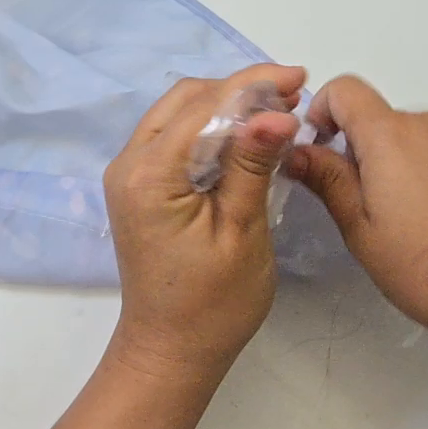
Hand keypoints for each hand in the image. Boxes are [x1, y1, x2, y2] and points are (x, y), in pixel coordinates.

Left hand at [102, 64, 304, 381]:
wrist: (170, 352)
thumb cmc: (213, 305)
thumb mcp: (242, 233)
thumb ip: (252, 166)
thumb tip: (277, 112)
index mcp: (149, 176)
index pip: (202, 106)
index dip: (251, 84)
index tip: (298, 77)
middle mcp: (128, 163)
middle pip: (185, 99)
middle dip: (240, 89)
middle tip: (293, 94)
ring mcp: (130, 172)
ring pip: (179, 112)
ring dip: (227, 104)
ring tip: (278, 109)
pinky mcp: (141, 183)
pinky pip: (175, 135)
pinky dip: (212, 126)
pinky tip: (248, 132)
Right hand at [284, 75, 427, 367]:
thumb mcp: (365, 234)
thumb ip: (328, 182)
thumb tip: (297, 151)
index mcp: (390, 136)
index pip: (344, 90)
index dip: (323, 112)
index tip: (323, 151)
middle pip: (383, 119)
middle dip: (366, 152)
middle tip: (373, 210)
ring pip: (421, 138)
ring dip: (407, 164)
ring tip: (423, 224)